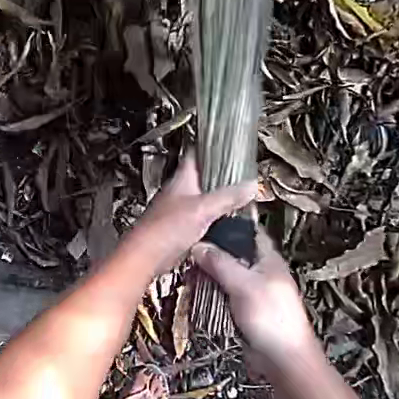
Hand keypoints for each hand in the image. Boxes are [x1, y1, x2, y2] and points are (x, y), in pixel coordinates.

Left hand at [117, 155, 256, 275]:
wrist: (147, 255)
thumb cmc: (165, 228)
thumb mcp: (203, 208)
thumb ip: (228, 197)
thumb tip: (251, 186)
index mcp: (182, 179)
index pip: (196, 154)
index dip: (211, 146)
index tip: (227, 142)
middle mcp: (180, 191)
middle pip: (203, 176)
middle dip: (221, 173)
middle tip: (243, 172)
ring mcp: (179, 208)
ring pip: (203, 196)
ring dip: (219, 196)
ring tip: (241, 194)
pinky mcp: (181, 227)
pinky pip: (202, 216)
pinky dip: (215, 215)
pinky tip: (227, 219)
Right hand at [190, 228, 318, 370]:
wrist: (283, 359)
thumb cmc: (270, 316)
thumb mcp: (244, 284)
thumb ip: (220, 263)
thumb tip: (196, 245)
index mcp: (268, 258)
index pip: (248, 230)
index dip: (228, 222)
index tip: (201, 217)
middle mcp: (259, 270)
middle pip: (232, 252)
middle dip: (211, 248)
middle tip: (184, 243)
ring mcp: (251, 289)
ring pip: (225, 273)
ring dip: (207, 270)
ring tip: (183, 263)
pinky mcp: (242, 307)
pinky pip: (222, 291)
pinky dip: (209, 288)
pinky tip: (192, 285)